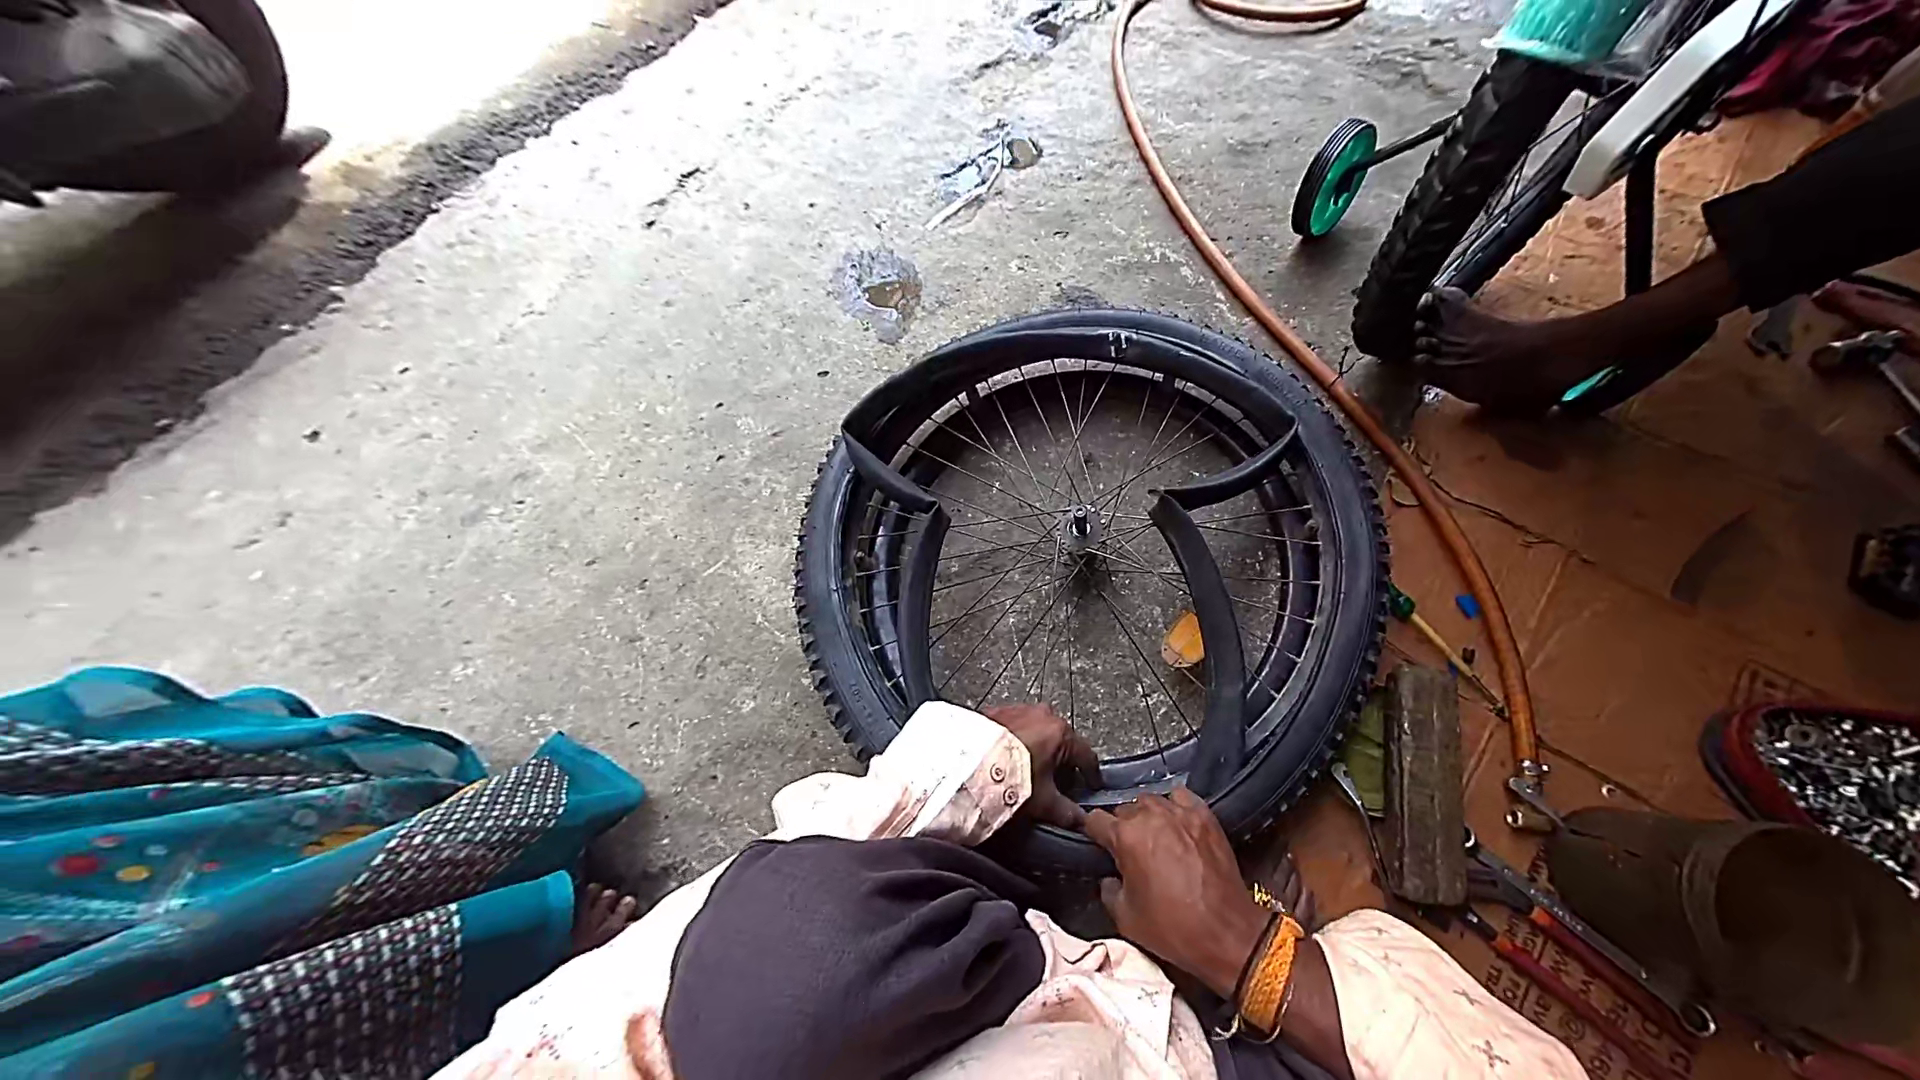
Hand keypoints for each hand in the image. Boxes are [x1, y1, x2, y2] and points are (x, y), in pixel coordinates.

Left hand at [980, 704, 1100, 828]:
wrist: (966, 761)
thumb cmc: (1007, 777)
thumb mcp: (1043, 801)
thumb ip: (1067, 812)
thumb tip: (1079, 820)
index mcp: (1061, 733)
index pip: (1086, 756)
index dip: (1090, 775)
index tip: (1091, 784)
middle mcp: (1043, 715)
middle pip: (1062, 743)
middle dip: (1062, 763)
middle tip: (1056, 784)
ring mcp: (1020, 710)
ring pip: (1038, 733)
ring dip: (1038, 750)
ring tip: (1030, 773)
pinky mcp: (999, 711)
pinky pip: (1016, 728)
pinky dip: (1018, 743)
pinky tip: (1010, 760)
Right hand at [1083, 787, 1269, 997]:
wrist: (1228, 935)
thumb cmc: (1174, 928)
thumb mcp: (1125, 917)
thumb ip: (1107, 888)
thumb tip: (1110, 876)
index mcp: (1125, 836)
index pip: (1094, 819)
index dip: (1092, 833)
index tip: (1096, 844)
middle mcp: (1149, 815)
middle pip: (1123, 810)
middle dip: (1122, 828)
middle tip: (1131, 852)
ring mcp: (1179, 812)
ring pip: (1150, 802)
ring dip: (1147, 817)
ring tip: (1155, 838)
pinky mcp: (1204, 815)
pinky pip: (1180, 798)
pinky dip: (1174, 807)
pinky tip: (1177, 824)